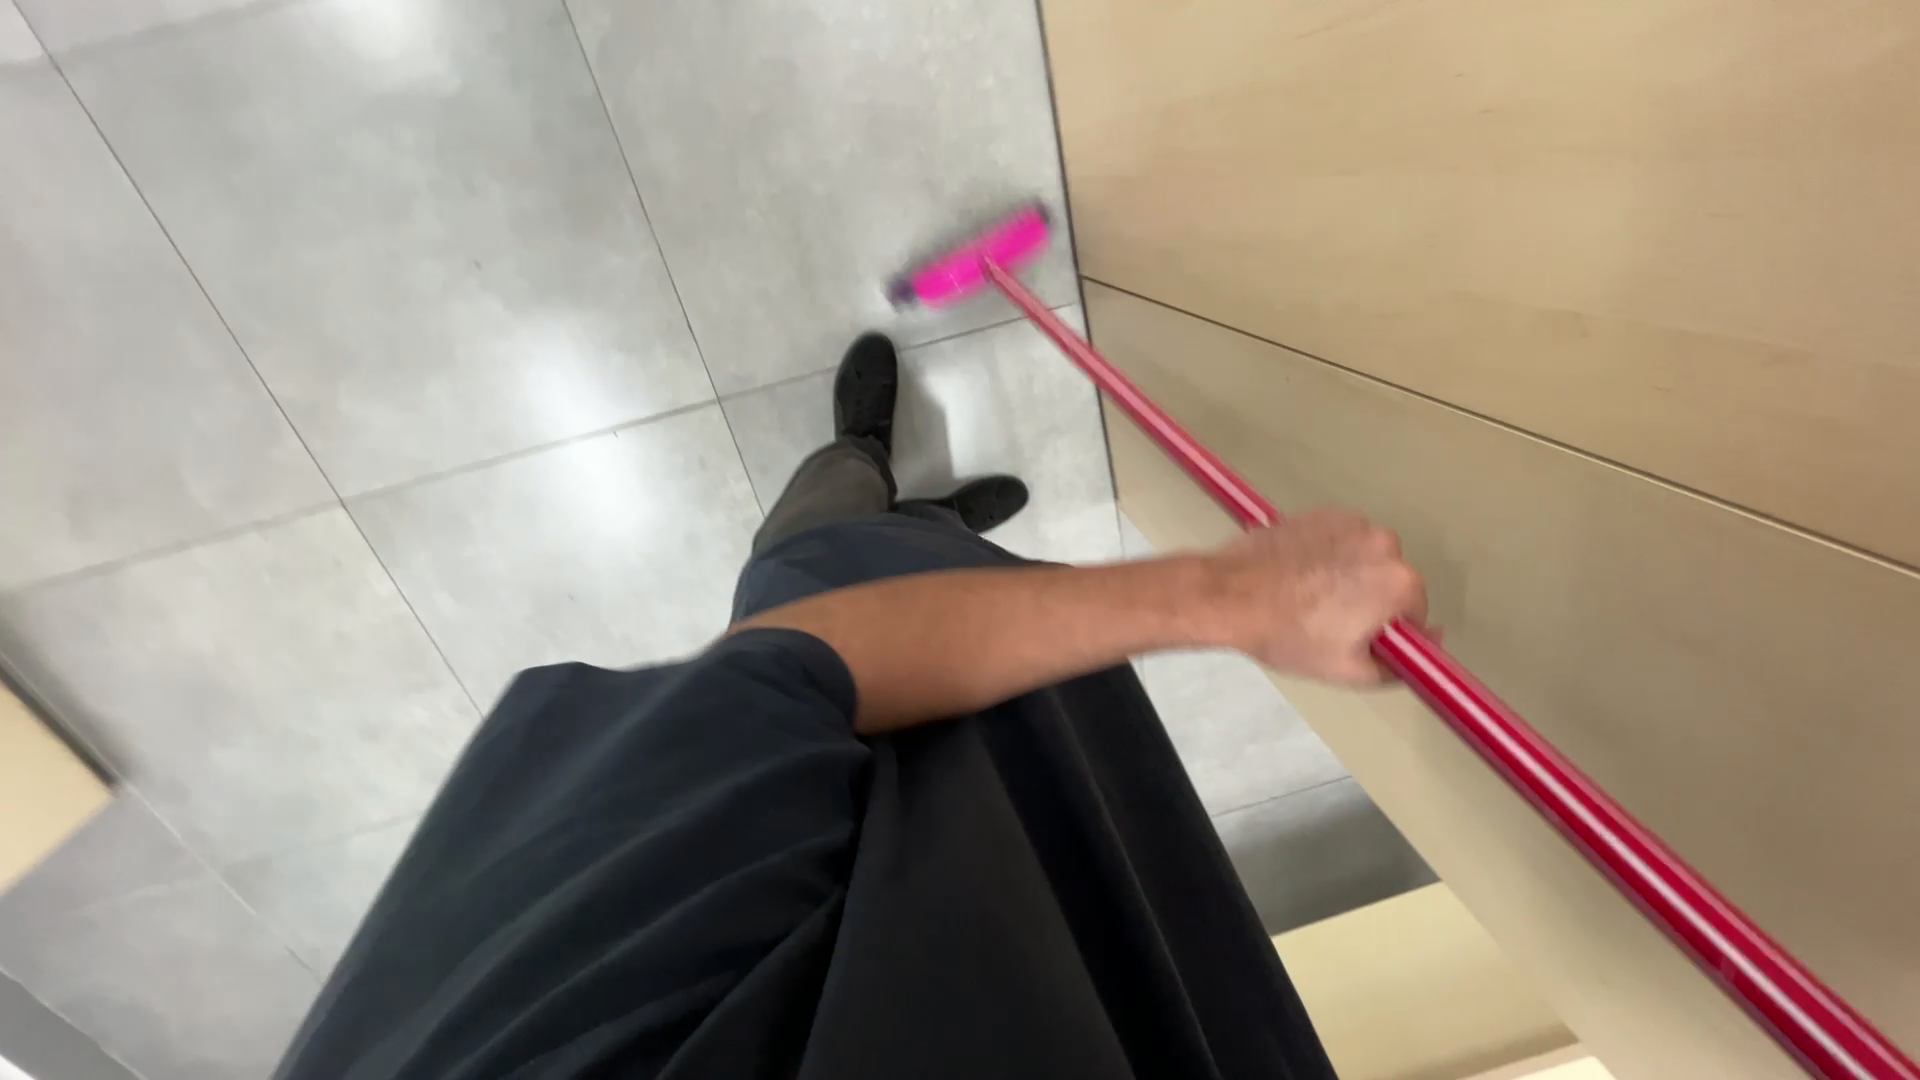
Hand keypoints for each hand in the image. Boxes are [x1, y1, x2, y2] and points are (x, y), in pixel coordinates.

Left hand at [1200, 509, 1428, 684]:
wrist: (1229, 595)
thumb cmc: (1287, 634)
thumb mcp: (1350, 671)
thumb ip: (1403, 664)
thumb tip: (1431, 641)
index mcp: (1400, 581)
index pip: (1413, 613)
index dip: (1387, 631)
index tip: (1355, 636)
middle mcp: (1383, 543)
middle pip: (1390, 580)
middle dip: (1368, 599)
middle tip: (1326, 619)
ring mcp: (1349, 522)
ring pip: (1363, 557)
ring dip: (1346, 573)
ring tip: (1305, 596)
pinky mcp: (1318, 513)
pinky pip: (1336, 539)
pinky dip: (1324, 553)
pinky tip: (1296, 573)